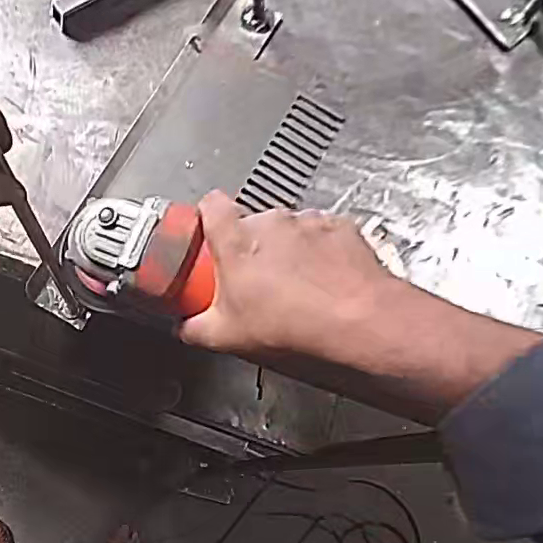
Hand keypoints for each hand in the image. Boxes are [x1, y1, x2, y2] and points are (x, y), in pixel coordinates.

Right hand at [179, 191, 542, 422]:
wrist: (358, 323)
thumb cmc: (292, 325)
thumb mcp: (223, 337)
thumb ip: (193, 327)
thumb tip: (184, 328)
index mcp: (237, 241)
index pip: (210, 205)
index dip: (204, 218)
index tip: (203, 238)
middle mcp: (272, 223)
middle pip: (249, 224)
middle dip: (245, 250)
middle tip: (247, 284)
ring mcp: (309, 224)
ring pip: (284, 232)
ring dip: (281, 254)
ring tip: (286, 290)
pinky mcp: (341, 230)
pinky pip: (317, 238)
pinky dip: (313, 257)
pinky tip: (315, 286)